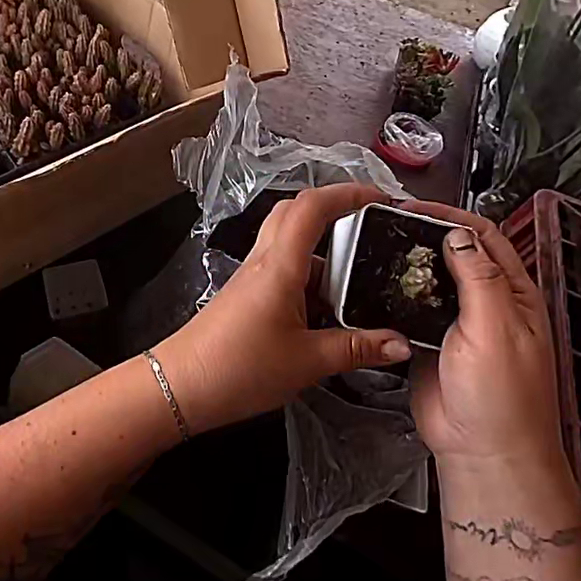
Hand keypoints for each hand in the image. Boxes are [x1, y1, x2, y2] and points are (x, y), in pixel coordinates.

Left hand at [153, 183, 413, 432]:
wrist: (180, 387)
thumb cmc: (240, 369)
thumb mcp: (308, 362)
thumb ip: (356, 349)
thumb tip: (400, 345)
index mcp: (280, 265)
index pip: (313, 206)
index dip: (349, 193)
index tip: (381, 199)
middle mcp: (266, 260)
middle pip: (298, 213)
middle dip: (336, 211)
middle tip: (370, 227)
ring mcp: (254, 275)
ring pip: (292, 242)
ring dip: (325, 251)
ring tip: (359, 276)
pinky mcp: (249, 293)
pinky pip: (285, 268)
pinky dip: (310, 276)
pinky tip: (329, 308)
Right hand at [402, 202, 565, 473]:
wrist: (481, 452)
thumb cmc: (505, 398)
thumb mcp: (496, 327)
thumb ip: (478, 277)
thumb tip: (458, 235)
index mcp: (512, 293)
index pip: (482, 237)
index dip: (450, 217)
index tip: (416, 209)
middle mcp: (486, 303)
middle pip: (455, 254)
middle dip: (426, 236)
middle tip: (392, 224)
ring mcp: (457, 323)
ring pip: (431, 280)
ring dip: (411, 266)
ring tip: (382, 250)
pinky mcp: (430, 342)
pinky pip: (412, 310)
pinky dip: (397, 297)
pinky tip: (380, 289)